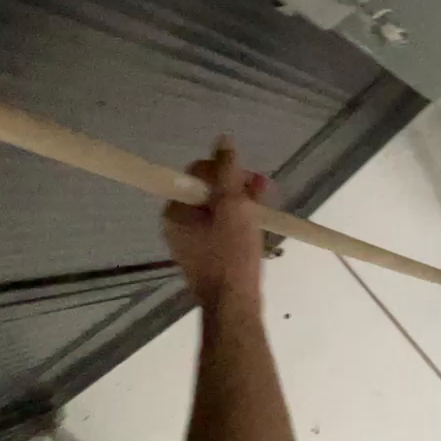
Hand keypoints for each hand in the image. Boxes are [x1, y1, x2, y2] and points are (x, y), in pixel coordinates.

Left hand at [162, 136, 269, 316]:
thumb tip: (223, 139)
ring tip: (264, 211)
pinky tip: (256, 228)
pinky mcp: (206, 254)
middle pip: (209, 190)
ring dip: (242, 203)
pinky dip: (239, 222)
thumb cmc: (231, 251)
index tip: (252, 182)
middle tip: (263, 194)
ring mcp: (190, 240)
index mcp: (176, 210)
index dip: (228, 171)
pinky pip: (221, 226)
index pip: (199, 173)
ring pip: (218, 208)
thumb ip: (228, 171)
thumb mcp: (233, 205)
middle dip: (238, 187)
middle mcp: (177, 223)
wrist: (233, 301)